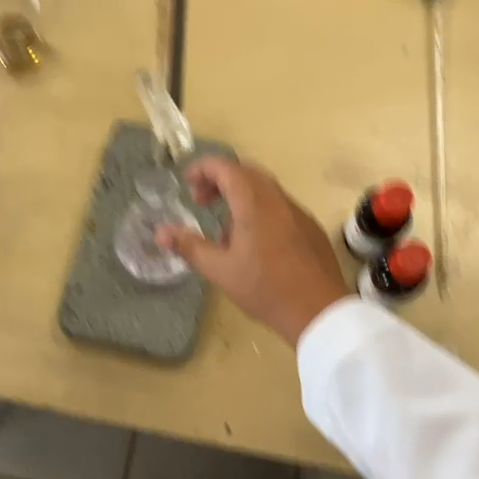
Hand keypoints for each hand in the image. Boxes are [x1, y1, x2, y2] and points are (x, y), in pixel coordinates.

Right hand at [156, 157, 350, 345]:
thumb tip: (160, 232)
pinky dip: (260, 211)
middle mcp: (278, 199)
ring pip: (265, 190)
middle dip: (220, 181)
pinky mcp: (310, 228)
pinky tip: (255, 245)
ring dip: (240, 198)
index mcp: (254, 203)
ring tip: (225, 232)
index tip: (187, 183)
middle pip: (246, 173)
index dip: (202, 169)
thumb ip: (189, 247)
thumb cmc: (265, 289)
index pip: (226, 167)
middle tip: (201, 202)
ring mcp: (298, 212)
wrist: (318, 310)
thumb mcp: (220, 270)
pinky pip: (280, 207)